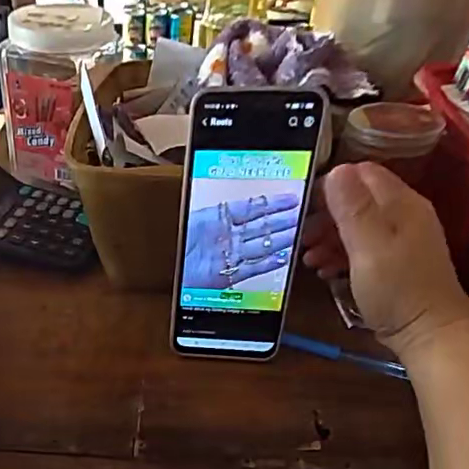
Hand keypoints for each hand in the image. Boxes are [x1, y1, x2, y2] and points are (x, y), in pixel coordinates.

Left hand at [181, 192, 300, 290]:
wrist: (166, 272)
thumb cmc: (176, 243)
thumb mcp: (196, 217)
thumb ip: (221, 208)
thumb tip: (240, 192)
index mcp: (217, 219)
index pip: (251, 207)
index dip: (272, 203)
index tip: (292, 197)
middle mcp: (226, 237)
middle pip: (260, 227)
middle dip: (282, 221)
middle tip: (302, 216)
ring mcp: (229, 256)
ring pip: (261, 246)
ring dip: (280, 240)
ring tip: (299, 233)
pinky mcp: (228, 275)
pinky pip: (254, 268)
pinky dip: (269, 263)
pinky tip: (284, 257)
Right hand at [301, 163, 468, 356]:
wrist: (430, 334)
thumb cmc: (397, 289)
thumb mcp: (369, 246)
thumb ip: (353, 208)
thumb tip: (335, 170)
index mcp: (400, 203)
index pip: (361, 174)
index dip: (329, 186)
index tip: (304, 207)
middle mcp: (405, 215)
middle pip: (359, 200)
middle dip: (326, 216)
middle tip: (302, 238)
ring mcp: (403, 241)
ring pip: (360, 226)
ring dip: (330, 238)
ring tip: (309, 259)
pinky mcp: (398, 265)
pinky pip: (365, 248)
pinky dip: (343, 255)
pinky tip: (326, 271)